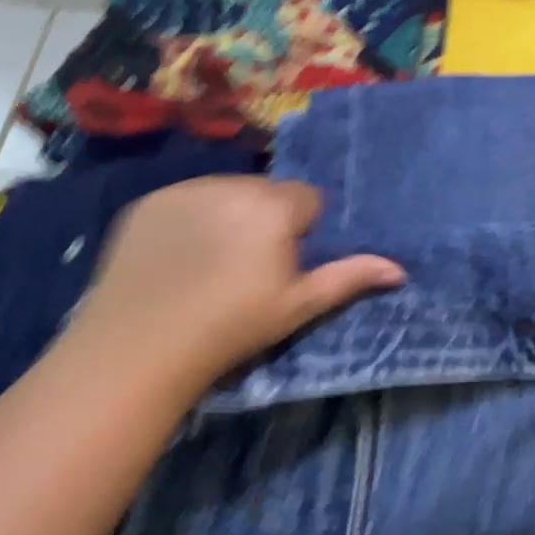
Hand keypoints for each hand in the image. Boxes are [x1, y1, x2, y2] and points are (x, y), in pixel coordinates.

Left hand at [73, 176, 404, 384]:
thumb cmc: (230, 328)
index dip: (300, 233)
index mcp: (276, 206)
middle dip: (266, 219)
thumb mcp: (297, 306)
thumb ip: (349, 277)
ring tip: (209, 262)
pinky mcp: (149, 202)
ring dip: (229, 214)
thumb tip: (399, 270)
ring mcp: (186, 190)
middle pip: (268, 192)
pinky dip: (189, 219)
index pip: (308, 200)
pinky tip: (177, 256)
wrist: (135, 349)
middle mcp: (234, 185)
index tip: (280, 268)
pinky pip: (186, 199)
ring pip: (228, 192)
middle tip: (246, 268)